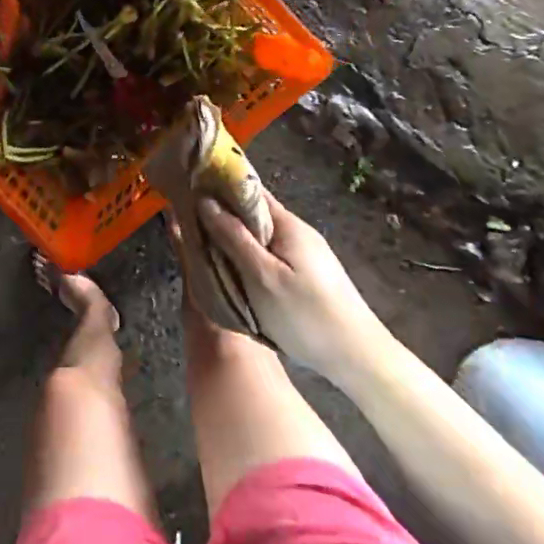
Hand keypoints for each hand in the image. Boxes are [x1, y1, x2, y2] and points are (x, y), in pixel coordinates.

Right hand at [195, 191, 396, 377]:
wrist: (357, 356)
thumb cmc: (305, 315)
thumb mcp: (262, 276)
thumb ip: (233, 238)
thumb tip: (205, 202)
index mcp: (288, 225)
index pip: (249, 190)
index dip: (219, 187)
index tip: (188, 190)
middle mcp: (298, 232)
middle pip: (253, 214)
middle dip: (222, 216)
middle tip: (187, 225)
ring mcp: (305, 254)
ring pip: (260, 237)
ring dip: (233, 239)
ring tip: (202, 249)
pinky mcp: (306, 274)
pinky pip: (268, 255)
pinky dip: (247, 257)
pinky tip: (232, 271)